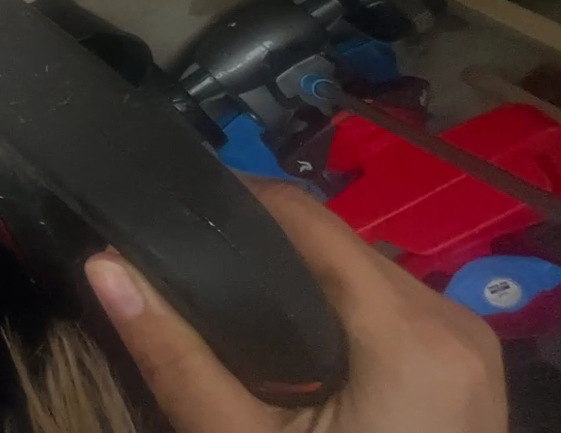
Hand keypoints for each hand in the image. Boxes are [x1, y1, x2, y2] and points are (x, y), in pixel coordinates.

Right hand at [86, 178, 506, 432]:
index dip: (223, 196)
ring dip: (273, 263)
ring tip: (205, 285)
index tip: (156, 206)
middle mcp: (447, 318)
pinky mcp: (455, 365)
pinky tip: (266, 322)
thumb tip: (101, 263)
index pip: (302, 214)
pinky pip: (368, 294)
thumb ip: (173, 354)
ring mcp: (460, 342)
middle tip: (167, 255)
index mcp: (410, 331)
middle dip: (241, 234)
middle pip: (322, 235)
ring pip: (344, 261)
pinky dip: (310, 292)